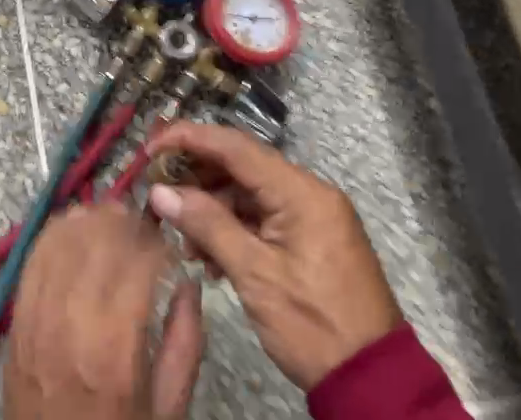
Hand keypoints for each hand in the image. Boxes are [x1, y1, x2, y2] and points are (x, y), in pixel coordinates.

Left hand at [5, 204, 204, 419]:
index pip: (136, 268)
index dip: (153, 241)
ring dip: (85, 221)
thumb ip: (184, 345)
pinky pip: (32, 264)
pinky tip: (68, 224)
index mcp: (116, 350)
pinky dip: (51, 236)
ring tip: (107, 213)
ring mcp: (37, 321)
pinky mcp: (15, 322)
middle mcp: (72, 326)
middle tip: (138, 217)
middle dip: (120, 223)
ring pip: (60, 247)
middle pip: (95, 247)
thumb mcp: (167, 408)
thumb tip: (189, 286)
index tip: (167, 235)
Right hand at [144, 123, 401, 391]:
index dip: (189, 139)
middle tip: (158, 194)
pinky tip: (208, 256)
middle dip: (196, 178)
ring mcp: (311, 216)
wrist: (371, 380)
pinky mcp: (308, 239)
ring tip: (184, 241)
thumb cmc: (312, 325)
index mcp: (301, 192)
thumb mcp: (254, 274)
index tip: (150, 148)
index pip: (236, 146)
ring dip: (211, 209)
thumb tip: (159, 191)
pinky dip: (231, 229)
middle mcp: (308, 193)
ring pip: (247, 193)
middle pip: (240, 166)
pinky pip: (261, 217)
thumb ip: (206, 225)